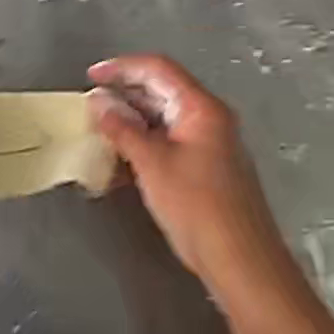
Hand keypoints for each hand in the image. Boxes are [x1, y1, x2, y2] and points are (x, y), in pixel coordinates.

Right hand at [90, 55, 287, 295]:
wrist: (243, 266)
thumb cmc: (198, 207)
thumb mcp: (150, 162)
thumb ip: (120, 127)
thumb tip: (96, 101)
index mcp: (202, 109)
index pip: (158, 68)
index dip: (121, 67)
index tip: (90, 77)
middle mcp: (210, 119)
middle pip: (161, 89)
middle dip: (123, 92)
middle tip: (91, 103)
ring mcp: (210, 144)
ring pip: (162, 116)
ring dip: (129, 118)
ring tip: (99, 128)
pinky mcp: (205, 167)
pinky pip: (167, 139)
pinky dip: (142, 140)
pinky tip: (119, 157)